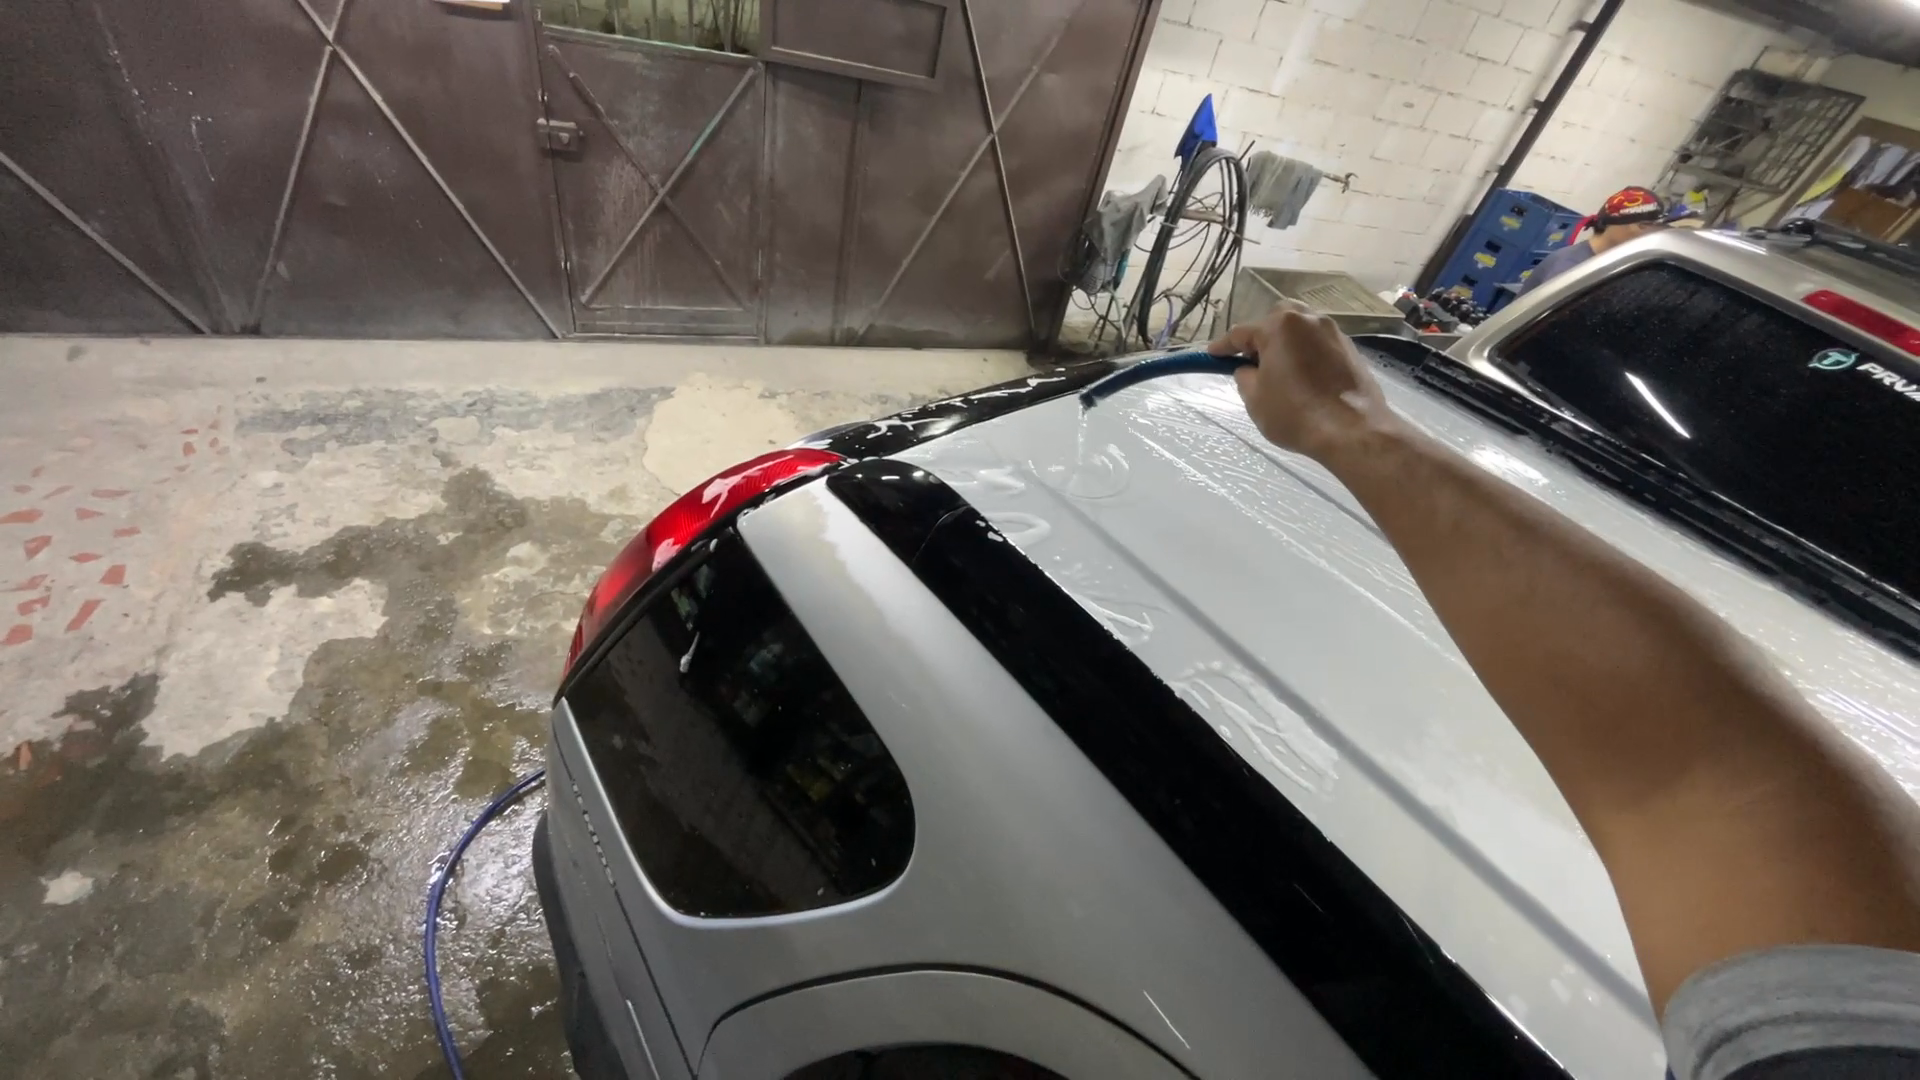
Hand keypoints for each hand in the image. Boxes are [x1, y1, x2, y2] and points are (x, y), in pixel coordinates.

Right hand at [1209, 299, 1398, 461]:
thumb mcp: (1254, 398)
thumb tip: (1247, 369)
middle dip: (1260, 336)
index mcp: (1280, 327)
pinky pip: (1318, 344)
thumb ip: (1245, 377)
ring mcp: (1333, 333)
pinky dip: (1305, 354)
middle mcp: (1308, 320)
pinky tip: (1301, 377)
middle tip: (1251, 361)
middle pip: (1276, 320)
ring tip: (1277, 369)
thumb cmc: (1295, 413)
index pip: (1242, 332)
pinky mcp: (1350, 349)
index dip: (1223, 346)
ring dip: (1285, 344)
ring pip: (1300, 330)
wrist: (1351, 430)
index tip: (1212, 355)